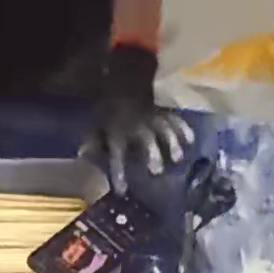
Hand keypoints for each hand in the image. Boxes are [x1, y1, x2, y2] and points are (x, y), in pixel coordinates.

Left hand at [83, 44, 193, 190]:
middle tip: (156, 171)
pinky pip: (175, 120)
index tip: (122, 191)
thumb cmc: (109, 111)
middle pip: (146, 141)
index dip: (119, 173)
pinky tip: (191, 141)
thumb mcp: (97, 126)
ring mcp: (152, 119)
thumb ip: (93, 142)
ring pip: (164, 130)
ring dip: (171, 144)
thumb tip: (82, 156)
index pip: (117, 156)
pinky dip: (183, 129)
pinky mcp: (163, 113)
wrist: (125, 80)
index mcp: (117, 134)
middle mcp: (136, 128)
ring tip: (178, 159)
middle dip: (152, 155)